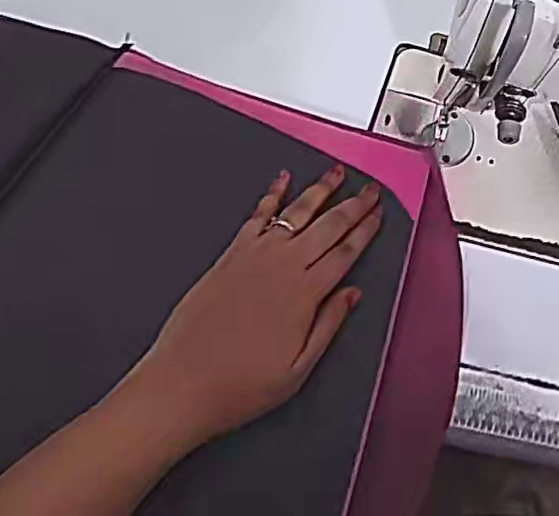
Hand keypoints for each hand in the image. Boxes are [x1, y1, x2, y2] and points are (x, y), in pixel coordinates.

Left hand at [131, 166, 382, 444]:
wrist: (181, 384)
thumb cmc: (238, 385)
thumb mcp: (296, 370)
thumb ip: (328, 325)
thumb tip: (352, 294)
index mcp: (305, 293)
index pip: (346, 251)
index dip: (365, 229)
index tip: (377, 214)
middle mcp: (285, 265)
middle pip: (330, 224)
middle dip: (355, 203)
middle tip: (370, 190)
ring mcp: (257, 254)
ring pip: (299, 211)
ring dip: (322, 188)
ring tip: (337, 173)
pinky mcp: (232, 252)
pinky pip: (259, 214)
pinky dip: (273, 193)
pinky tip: (283, 179)